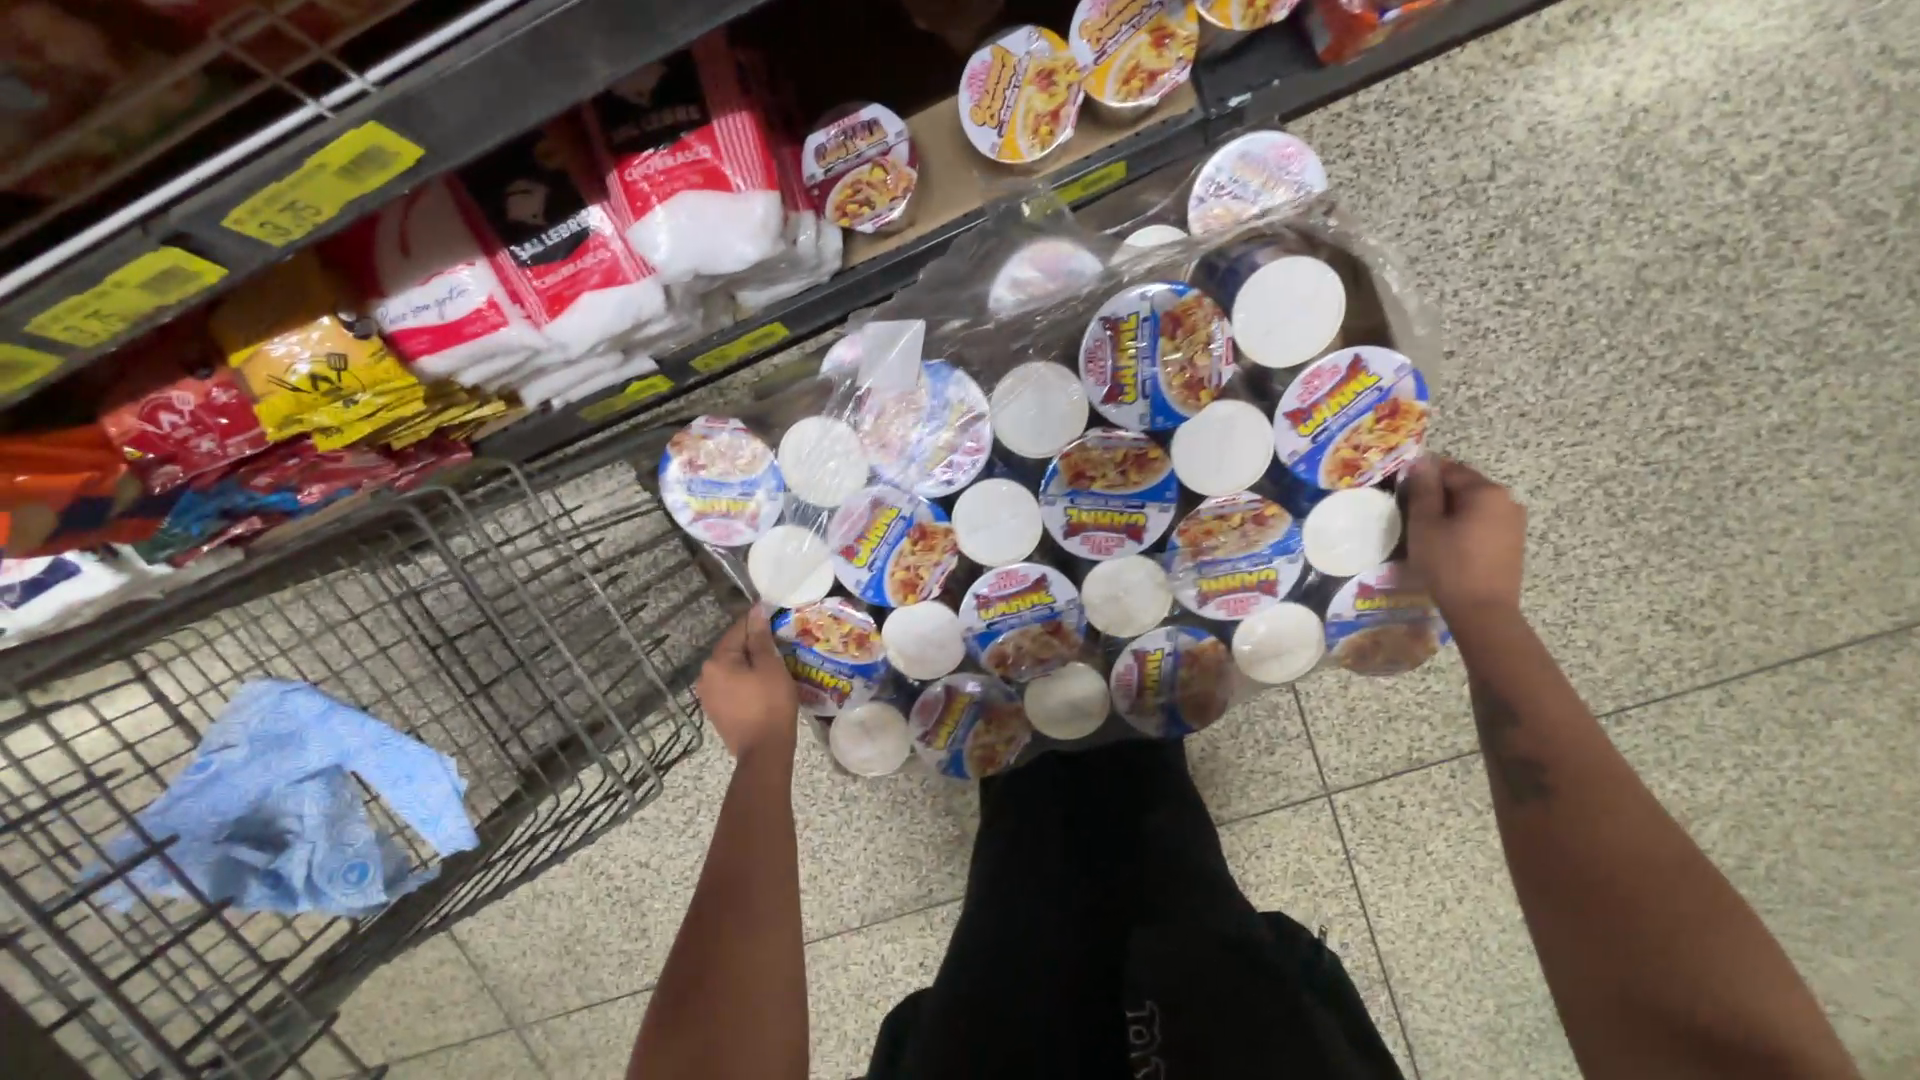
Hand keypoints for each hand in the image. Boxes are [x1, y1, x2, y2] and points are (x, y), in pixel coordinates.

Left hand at [696, 606, 799, 760]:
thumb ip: (761, 638)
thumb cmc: (771, 704)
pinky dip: (744, 682)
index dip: (758, 623)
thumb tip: (756, 612)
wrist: (764, 751)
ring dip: (749, 665)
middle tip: (779, 646)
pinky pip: (731, 686)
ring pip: (731, 669)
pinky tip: (761, 687)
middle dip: (753, 646)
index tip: (776, 619)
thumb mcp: (771, 667)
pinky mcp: (715, 711)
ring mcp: (708, 695)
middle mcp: (705, 675)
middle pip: (732, 650)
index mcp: (717, 661)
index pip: (738, 630)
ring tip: (773, 666)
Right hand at [1404, 455, 1526, 616]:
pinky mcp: (1514, 540)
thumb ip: (1423, 490)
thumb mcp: (1425, 525)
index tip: (1402, 491)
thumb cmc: (1448, 564)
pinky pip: (1484, 521)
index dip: (1422, 476)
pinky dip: (1465, 525)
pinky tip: (1450, 543)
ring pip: (1474, 504)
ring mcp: (1514, 520)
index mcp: (1485, 490)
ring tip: (1429, 530)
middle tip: (1412, 512)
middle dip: (1438, 493)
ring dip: (1452, 510)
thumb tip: (1421, 461)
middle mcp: (1506, 499)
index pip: (1449, 469)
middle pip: (1465, 485)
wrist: (1483, 609)